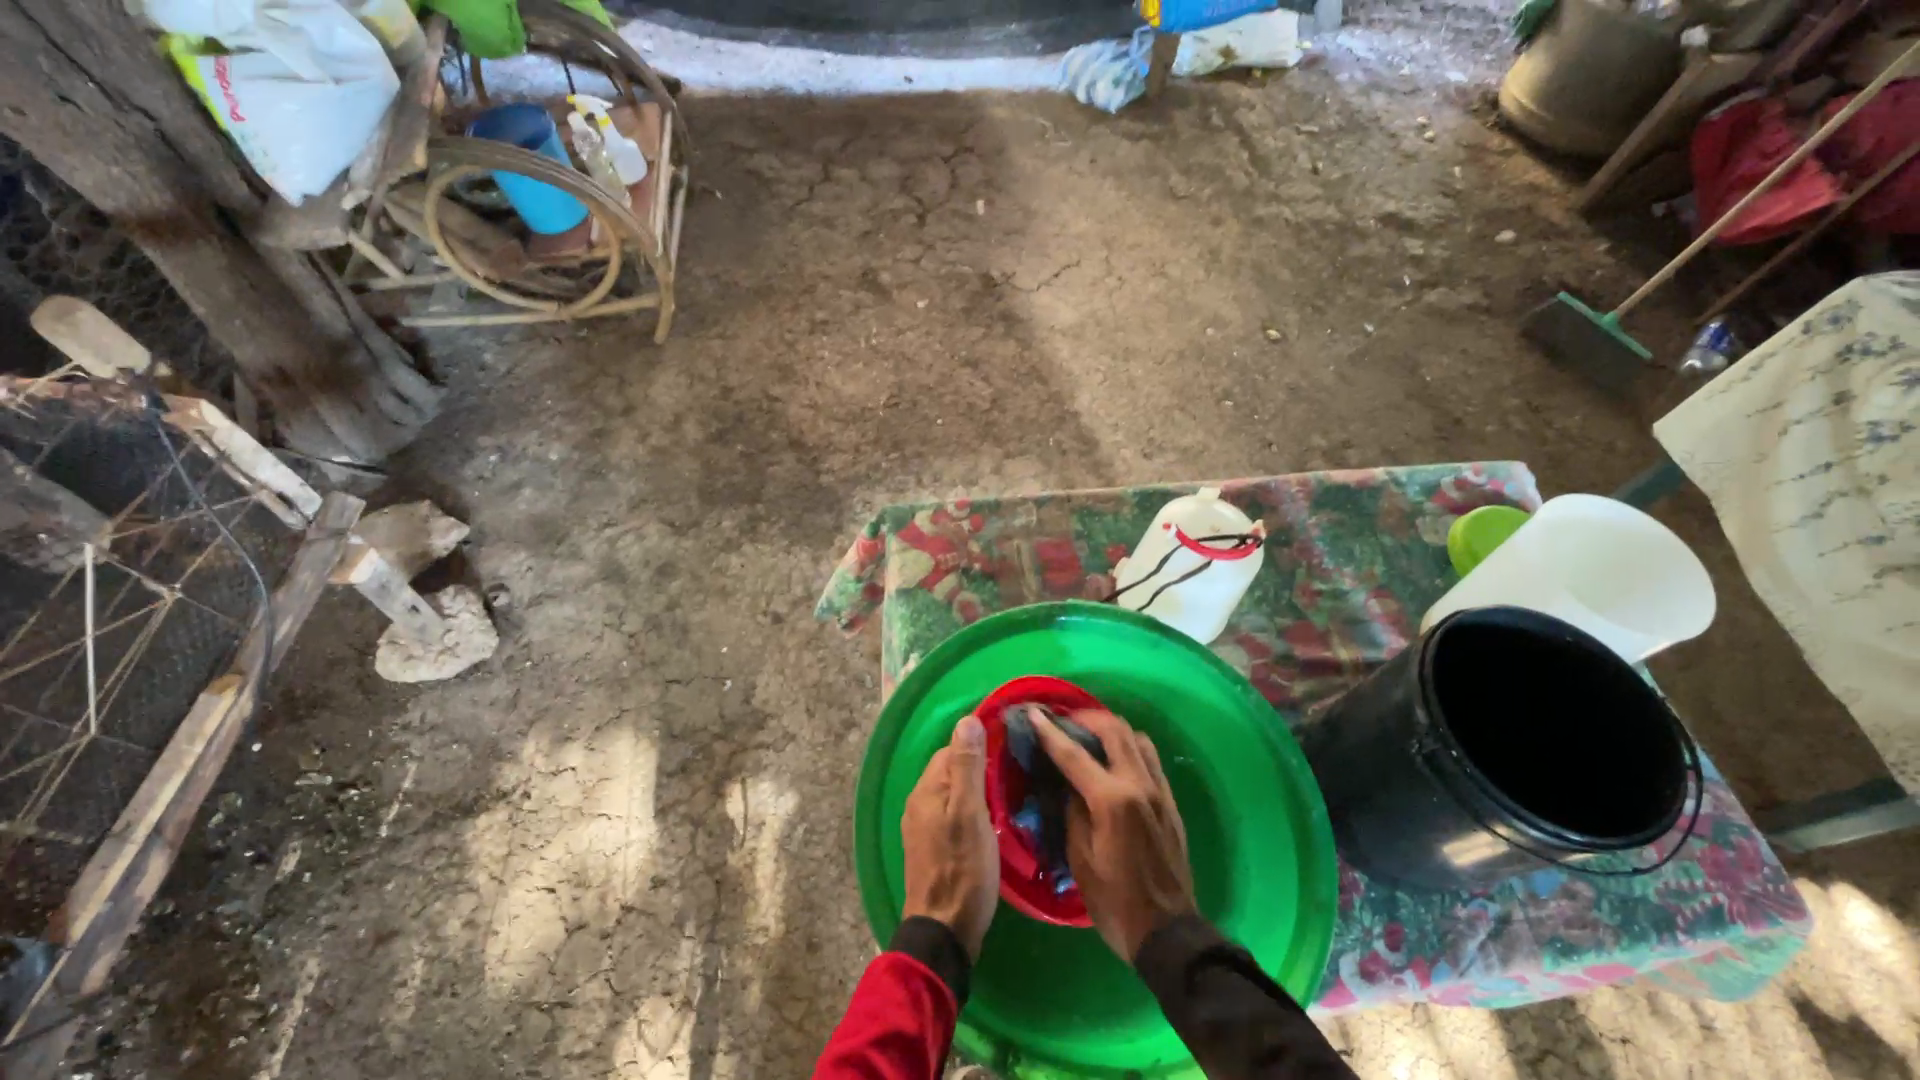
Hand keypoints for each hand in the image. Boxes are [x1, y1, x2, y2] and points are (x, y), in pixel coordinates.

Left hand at [900, 715, 998, 959]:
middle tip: (1015, 771)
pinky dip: (971, 811)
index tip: (1010, 747)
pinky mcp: (931, 849)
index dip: (978, 744)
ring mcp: (922, 829)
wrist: (945, 930)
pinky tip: (992, 822)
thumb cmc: (962, 870)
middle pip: (950, 771)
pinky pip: (951, 816)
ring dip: (976, 790)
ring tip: (1009, 794)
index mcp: (926, 791)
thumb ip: (968, 768)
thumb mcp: (970, 814)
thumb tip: (967, 720)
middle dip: (978, 766)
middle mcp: (918, 804)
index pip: (950, 750)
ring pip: (951, 795)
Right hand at [1030, 708, 1195, 962]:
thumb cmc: (1115, 902)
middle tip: (1062, 721)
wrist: (1167, 932)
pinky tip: (1113, 760)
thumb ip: (1071, 812)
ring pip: (1137, 738)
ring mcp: (1159, 791)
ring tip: (1087, 736)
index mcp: (1112, 801)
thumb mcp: (1080, 859)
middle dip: (1085, 718)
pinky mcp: (1170, 802)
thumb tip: (1064, 783)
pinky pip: (1150, 759)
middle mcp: (1139, 785)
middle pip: (1113, 730)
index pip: (1074, 754)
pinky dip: (1129, 747)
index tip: (1032, 713)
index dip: (1049, 732)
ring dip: (1110, 729)